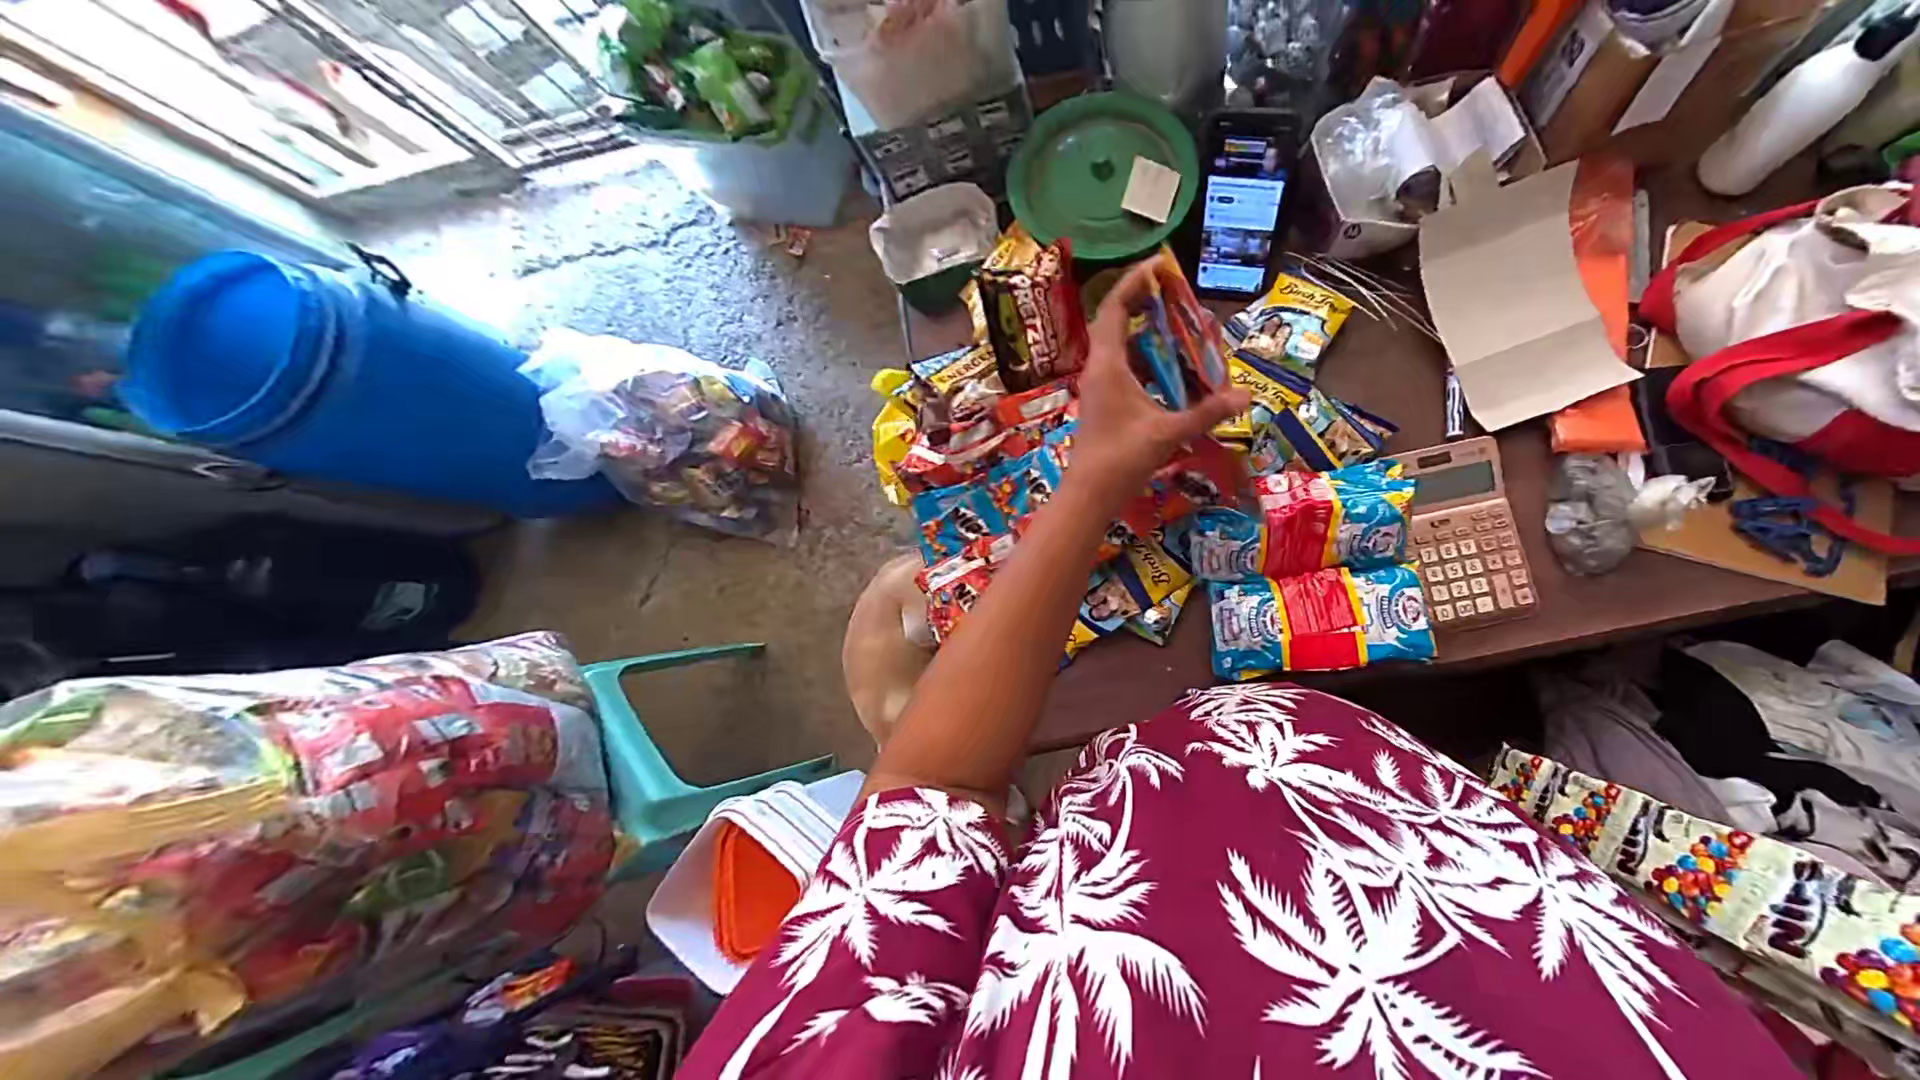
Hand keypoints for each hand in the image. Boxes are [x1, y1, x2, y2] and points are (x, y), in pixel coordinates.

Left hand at [1069, 260, 1249, 503]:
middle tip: (1180, 295)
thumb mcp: (1166, 433)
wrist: (1089, 494)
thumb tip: (1245, 396)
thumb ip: (1206, 412)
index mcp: (1107, 365)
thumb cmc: (1120, 460)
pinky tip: (1175, 369)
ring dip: (1152, 336)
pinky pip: (1128, 370)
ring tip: (1184, 327)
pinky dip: (1150, 362)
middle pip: (1119, 322)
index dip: (1134, 282)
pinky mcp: (1106, 402)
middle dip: (1148, 304)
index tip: (1159, 264)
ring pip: (1125, 348)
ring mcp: (1101, 386)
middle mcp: (1100, 369)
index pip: (1115, 309)